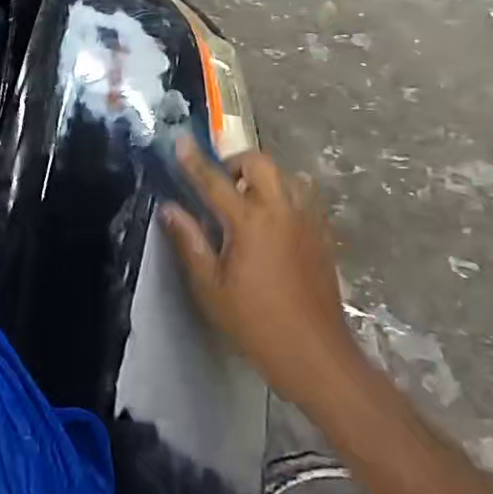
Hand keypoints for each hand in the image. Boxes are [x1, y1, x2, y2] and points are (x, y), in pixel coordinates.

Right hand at [160, 138, 353, 409]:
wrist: (314, 352)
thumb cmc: (254, 322)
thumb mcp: (210, 286)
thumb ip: (189, 241)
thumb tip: (169, 209)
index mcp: (249, 221)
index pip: (214, 181)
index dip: (193, 160)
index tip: (181, 141)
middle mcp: (281, 210)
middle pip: (259, 163)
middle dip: (235, 162)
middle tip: (219, 181)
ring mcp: (306, 220)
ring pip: (286, 175)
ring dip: (264, 176)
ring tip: (247, 198)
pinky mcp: (323, 234)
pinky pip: (305, 196)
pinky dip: (286, 192)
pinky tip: (275, 216)